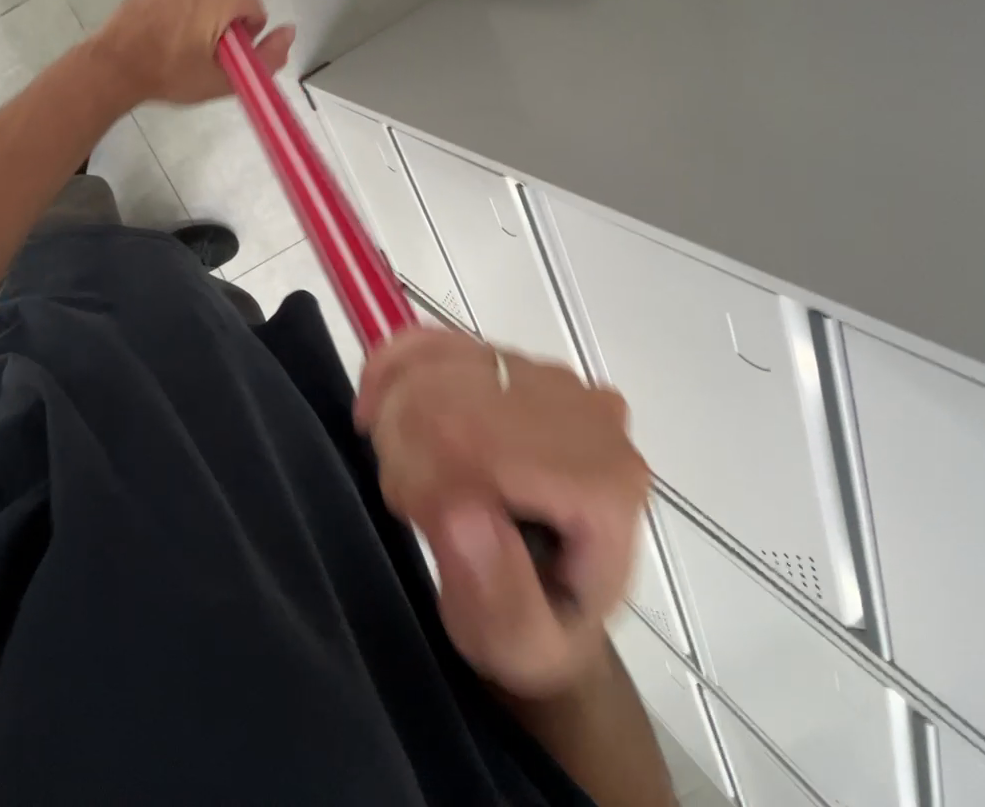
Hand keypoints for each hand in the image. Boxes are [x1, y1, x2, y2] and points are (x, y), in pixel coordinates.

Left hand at [87, 0, 296, 105]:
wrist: (118, 62)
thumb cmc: (172, 72)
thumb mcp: (225, 78)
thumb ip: (267, 58)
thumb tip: (290, 31)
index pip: (257, 16)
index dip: (240, 42)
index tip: (215, 56)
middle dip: (226, 22)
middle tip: (198, 50)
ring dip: (210, 13)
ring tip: (184, 40)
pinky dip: (191, 4)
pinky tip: (171, 26)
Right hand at [355, 329, 648, 698]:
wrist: (554, 599)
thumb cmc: (533, 629)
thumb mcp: (518, 642)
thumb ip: (498, 592)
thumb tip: (461, 509)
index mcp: (602, 487)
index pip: (482, 449)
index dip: (423, 480)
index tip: (412, 518)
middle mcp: (589, 419)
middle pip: (453, 398)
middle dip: (404, 450)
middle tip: (406, 499)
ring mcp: (554, 383)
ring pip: (437, 365)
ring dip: (395, 417)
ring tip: (405, 468)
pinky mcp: (515, 363)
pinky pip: (434, 342)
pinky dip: (392, 369)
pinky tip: (382, 409)